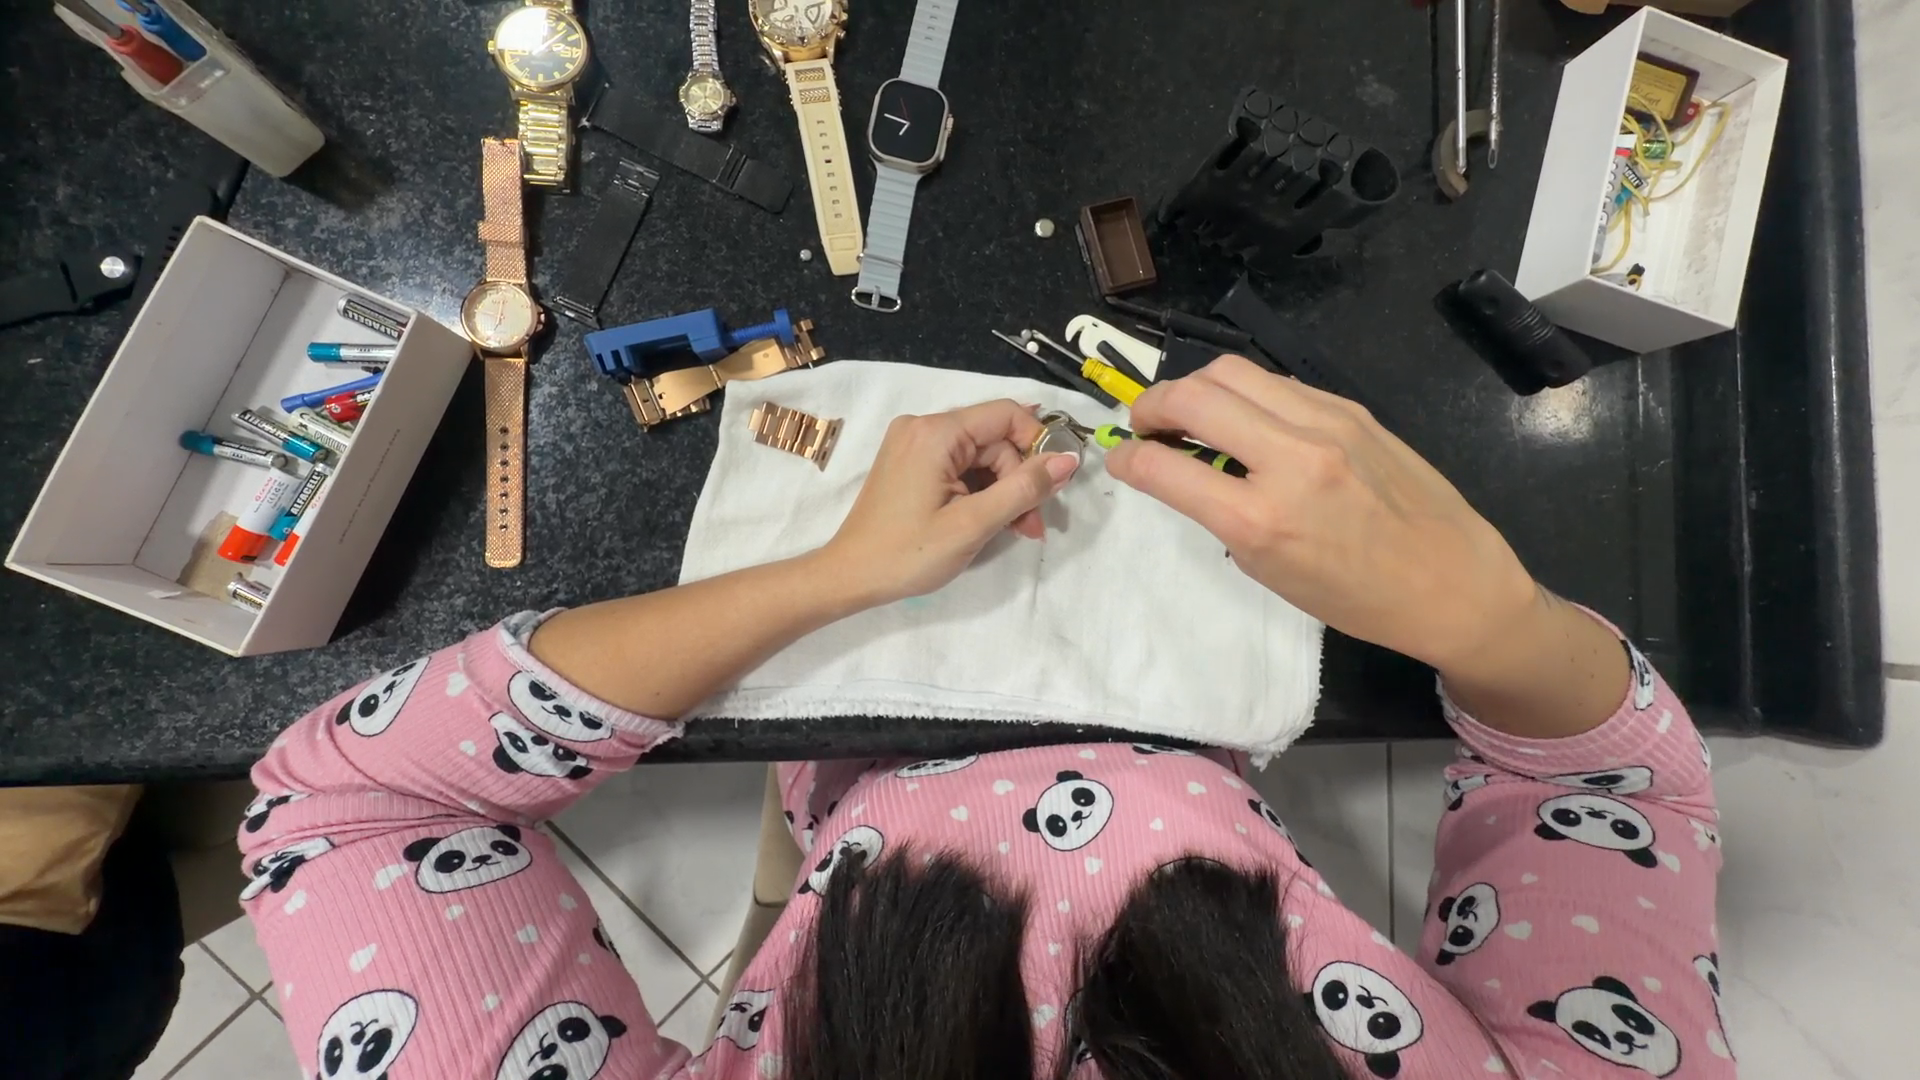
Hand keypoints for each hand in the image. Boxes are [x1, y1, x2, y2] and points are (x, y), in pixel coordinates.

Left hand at [820, 400, 1079, 606]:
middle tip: (1032, 526)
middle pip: (994, 440)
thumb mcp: (974, 524)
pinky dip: (979, 491)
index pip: (1005, 415)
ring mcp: (914, 444)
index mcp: (935, 433)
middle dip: (1019, 480)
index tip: (1053, 485)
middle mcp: (923, 427)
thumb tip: (1069, 459)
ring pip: (980, 456)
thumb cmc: (909, 554)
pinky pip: (959, 466)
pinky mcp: (911, 463)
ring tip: (1016, 530)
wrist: (850, 576)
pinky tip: (989, 521)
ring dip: (1003, 491)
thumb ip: (1024, 488)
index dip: (1037, 445)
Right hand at [1104, 356, 1537, 672]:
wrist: (1452, 584)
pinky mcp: (1350, 408)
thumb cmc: (1352, 597)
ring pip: (1231, 371)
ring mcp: (1326, 424)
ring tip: (1187, 414)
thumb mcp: (1265, 568)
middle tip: (1145, 426)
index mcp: (1260, 518)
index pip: (1163, 466)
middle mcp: (1290, 458)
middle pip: (1193, 395)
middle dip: (1150, 405)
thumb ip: (1215, 509)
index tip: (1117, 458)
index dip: (1125, 458)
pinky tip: (1242, 420)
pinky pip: (1274, 382)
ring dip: (1191, 388)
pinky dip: (1240, 394)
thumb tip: (1176, 467)